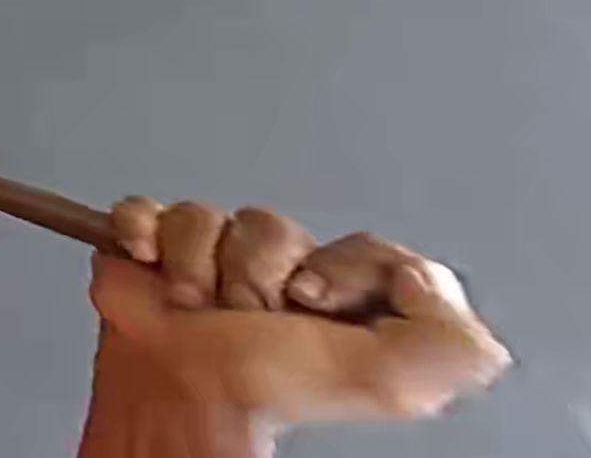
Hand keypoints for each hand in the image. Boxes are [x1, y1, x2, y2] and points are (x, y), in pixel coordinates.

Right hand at [93, 198, 509, 425]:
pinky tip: (146, 260)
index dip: (337, 266)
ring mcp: (202, 245)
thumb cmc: (260, 380)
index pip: (363, 247)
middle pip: (269, 224)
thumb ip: (451, 343)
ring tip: (186, 299)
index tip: (310, 302)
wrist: (168, 377)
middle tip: (240, 310)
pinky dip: (140, 230)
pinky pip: (142, 206)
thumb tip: (422, 276)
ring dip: (191, 259)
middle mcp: (274, 267)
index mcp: (339, 297)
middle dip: (249, 269)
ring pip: (201, 213)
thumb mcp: (389, 384)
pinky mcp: (147, 232)